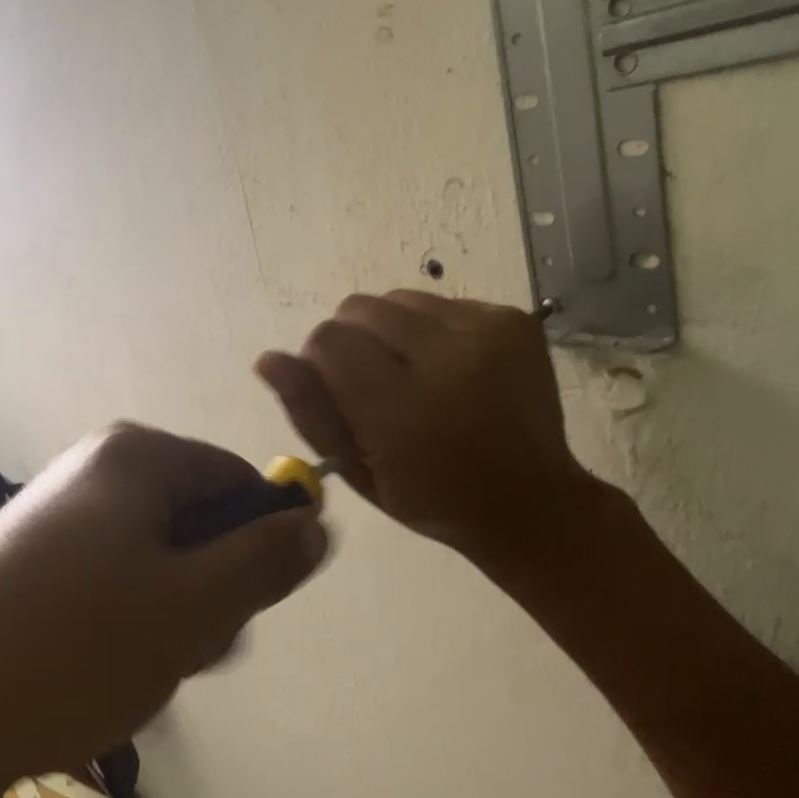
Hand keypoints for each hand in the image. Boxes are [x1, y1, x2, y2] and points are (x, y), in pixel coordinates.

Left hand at [0, 423, 328, 797]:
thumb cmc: (71, 644)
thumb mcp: (192, 607)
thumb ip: (264, 562)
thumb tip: (315, 522)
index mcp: (138, 458)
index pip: (239, 483)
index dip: (259, 545)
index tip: (244, 610)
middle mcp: (98, 475)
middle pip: (198, 527)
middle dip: (205, 596)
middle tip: (178, 650)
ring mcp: (61, 523)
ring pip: (157, 572)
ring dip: (165, 627)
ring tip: (127, 674)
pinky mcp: (34, 572)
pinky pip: (111, 594)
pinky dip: (120, 638)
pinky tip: (92, 681)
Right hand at [255, 291, 608, 557]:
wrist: (530, 499)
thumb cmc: (433, 499)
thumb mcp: (357, 472)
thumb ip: (311, 413)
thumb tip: (268, 358)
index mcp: (403, 411)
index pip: (327, 340)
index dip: (322, 363)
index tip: (343, 393)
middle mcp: (446, 359)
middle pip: (358, 308)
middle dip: (354, 342)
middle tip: (378, 386)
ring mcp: (485, 332)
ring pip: (397, 298)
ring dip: (392, 331)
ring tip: (415, 375)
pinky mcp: (511, 318)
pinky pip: (440, 301)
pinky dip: (432, 329)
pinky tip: (450, 369)